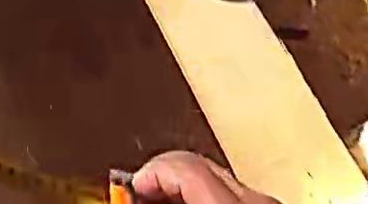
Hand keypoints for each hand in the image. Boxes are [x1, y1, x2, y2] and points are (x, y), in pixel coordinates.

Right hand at [130, 153, 278, 203]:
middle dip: (165, 181)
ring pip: (218, 182)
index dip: (151, 173)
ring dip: (185, 192)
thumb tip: (138, 203)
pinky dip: (207, 202)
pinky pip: (236, 199)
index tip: (131, 189)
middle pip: (201, 167)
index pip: (186, 166)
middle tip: (141, 198)